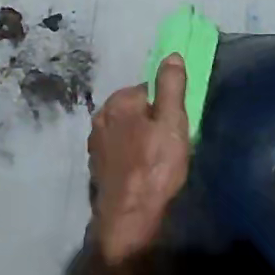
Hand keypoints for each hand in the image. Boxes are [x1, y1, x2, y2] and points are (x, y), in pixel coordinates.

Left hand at [86, 55, 190, 265]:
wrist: (128, 219)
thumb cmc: (154, 169)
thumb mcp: (172, 123)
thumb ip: (171, 87)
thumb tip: (172, 55)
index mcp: (117, 102)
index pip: (148, 90)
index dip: (167, 107)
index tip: (178, 126)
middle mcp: (100, 117)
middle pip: (136, 110)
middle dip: (153, 122)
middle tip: (172, 146)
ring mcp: (95, 143)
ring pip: (126, 130)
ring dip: (140, 140)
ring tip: (159, 162)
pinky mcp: (96, 166)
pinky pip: (119, 150)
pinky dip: (131, 156)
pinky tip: (143, 173)